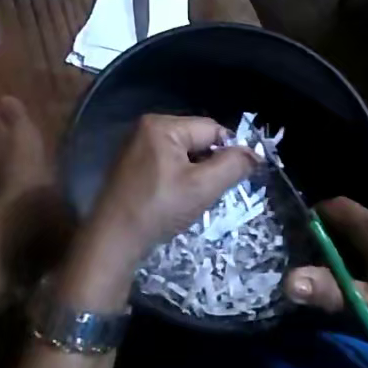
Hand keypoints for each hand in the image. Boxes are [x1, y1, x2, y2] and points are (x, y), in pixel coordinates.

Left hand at [66, 115, 258, 295]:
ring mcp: (135, 147)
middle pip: (197, 140)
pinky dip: (178, 179)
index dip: (228, 153)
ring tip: (191, 199)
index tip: (233, 179)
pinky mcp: (130, 166)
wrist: (112, 242)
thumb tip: (256, 154)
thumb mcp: (203, 187)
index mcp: (162, 125)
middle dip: (210, 165)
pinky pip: (167, 164)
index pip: (213, 130)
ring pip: (184, 154)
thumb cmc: (158, 210)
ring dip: (195, 174)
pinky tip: (174, 200)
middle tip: (209, 192)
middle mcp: (146, 128)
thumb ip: (234, 165)